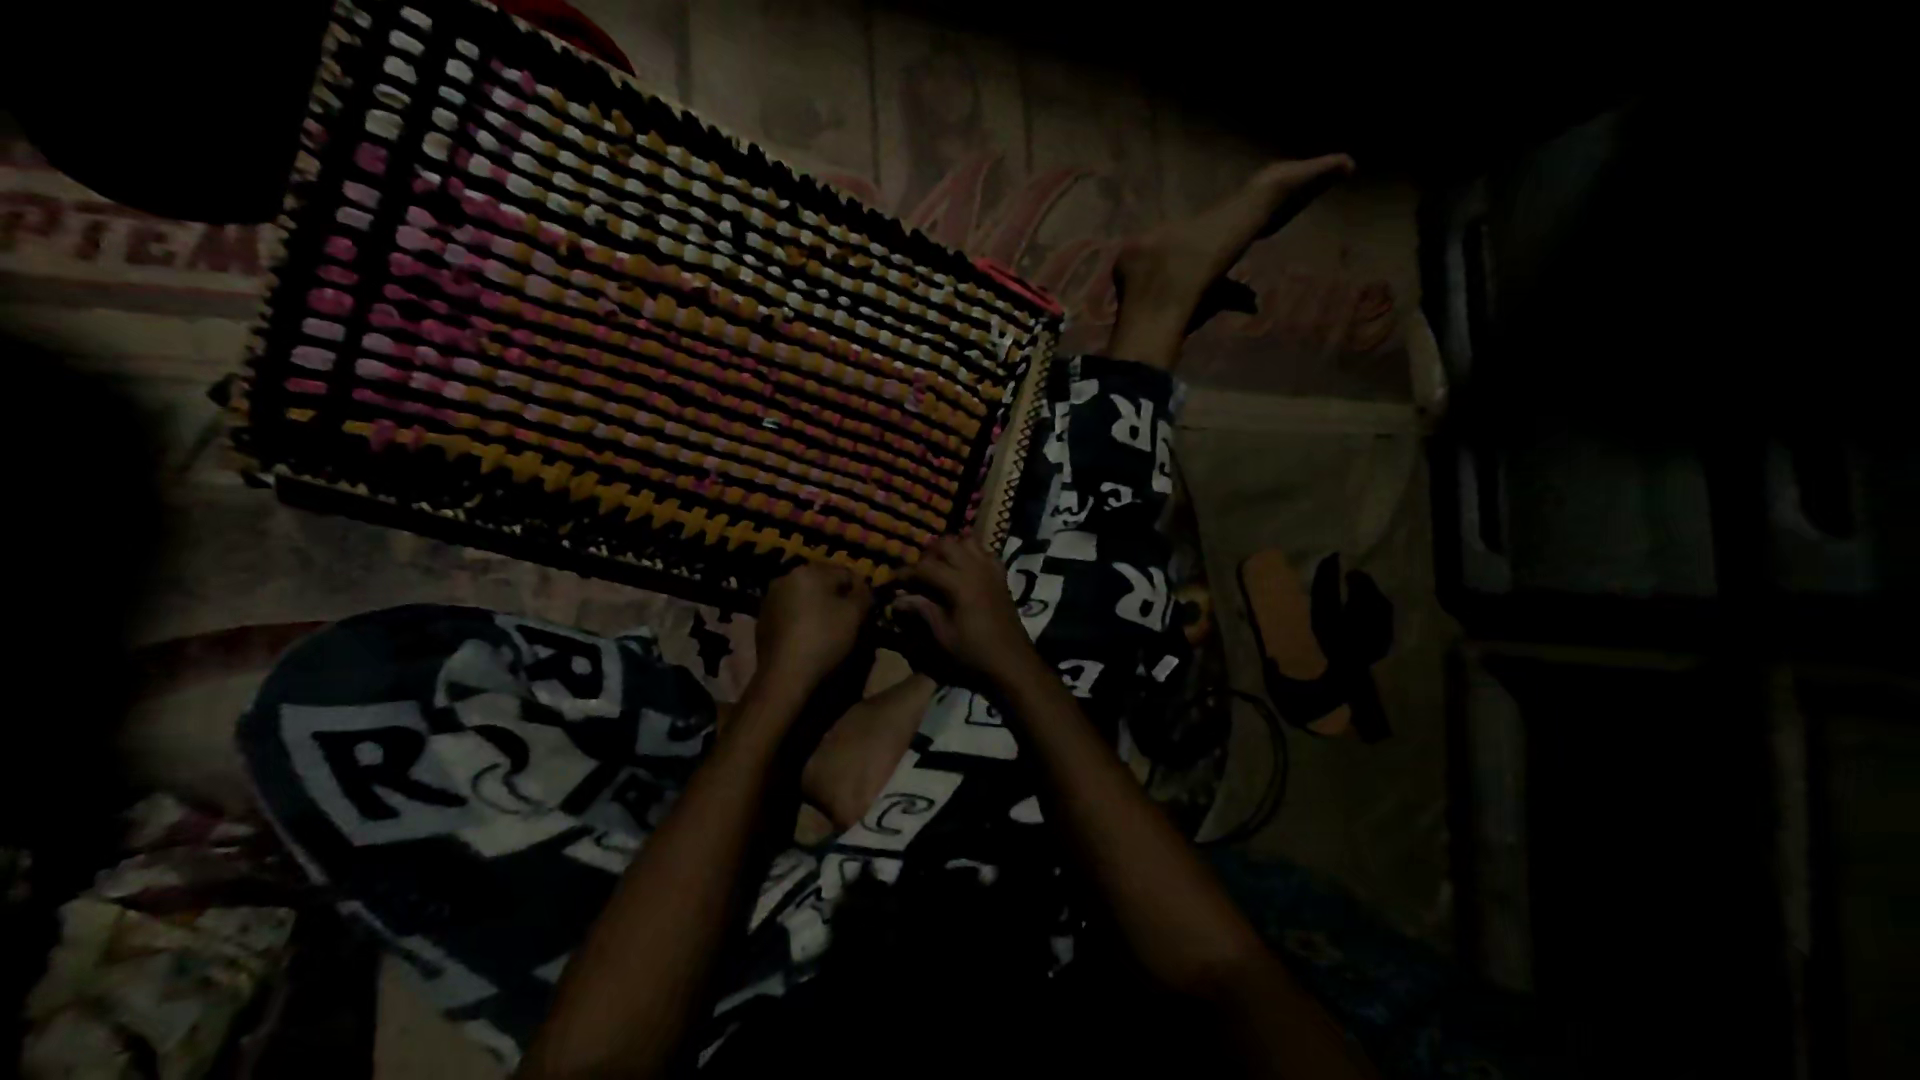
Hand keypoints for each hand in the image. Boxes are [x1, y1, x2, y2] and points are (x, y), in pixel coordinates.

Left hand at [754, 563, 872, 694]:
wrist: (785, 675)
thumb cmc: (823, 638)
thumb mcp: (854, 614)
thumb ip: (863, 595)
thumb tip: (863, 588)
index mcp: (806, 571)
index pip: (844, 572)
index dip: (859, 589)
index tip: (867, 607)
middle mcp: (784, 579)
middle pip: (821, 583)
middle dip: (837, 597)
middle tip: (850, 618)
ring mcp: (769, 601)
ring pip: (804, 598)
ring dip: (819, 608)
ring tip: (831, 629)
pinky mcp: (762, 622)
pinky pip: (790, 614)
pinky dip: (803, 620)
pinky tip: (810, 638)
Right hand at [895, 536, 1038, 682]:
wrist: (1012, 660)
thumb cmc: (975, 651)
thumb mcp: (943, 634)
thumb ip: (922, 610)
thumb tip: (897, 599)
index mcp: (960, 584)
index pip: (926, 567)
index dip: (906, 572)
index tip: (893, 581)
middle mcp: (976, 568)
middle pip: (946, 544)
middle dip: (928, 554)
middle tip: (918, 574)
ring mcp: (991, 569)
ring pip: (966, 541)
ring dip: (950, 549)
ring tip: (940, 568)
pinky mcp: (1001, 575)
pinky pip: (984, 552)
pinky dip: (971, 554)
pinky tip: (964, 570)